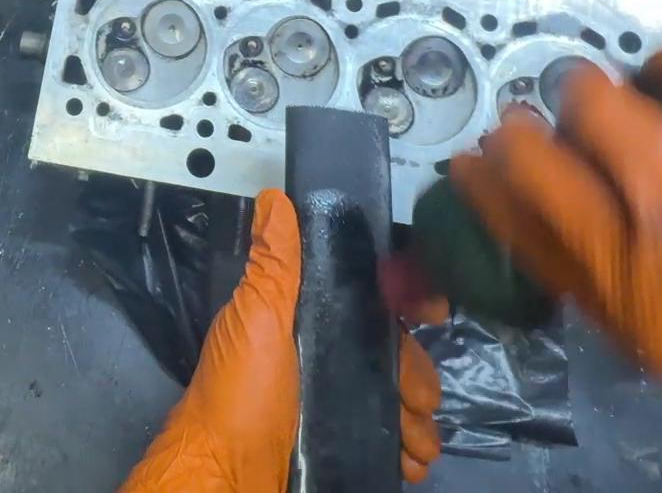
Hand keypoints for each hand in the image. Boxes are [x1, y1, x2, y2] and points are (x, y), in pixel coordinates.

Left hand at [120, 188, 441, 491]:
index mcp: (303, 316)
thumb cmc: (241, 392)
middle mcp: (319, 353)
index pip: (361, 296)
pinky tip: (410, 461)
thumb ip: (273, 261)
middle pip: (387, 350)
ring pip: (394, 397)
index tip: (432, 310)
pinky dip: (407, 449)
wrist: (229, 477)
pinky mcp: (340, 441)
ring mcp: (331, 400)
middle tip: (419, 400)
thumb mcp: (257, 316)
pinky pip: (387, 439)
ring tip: (417, 442)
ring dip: (417, 419)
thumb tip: (274, 196)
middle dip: (415, 372)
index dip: (400, 300)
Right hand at [451, 21, 661, 492]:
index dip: (482, 175)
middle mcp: (660, 232)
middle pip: (541, 144)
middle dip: (534, 127)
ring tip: (626, 94)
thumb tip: (555, 228)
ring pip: (605, 99)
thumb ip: (611, 287)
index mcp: (631, 294)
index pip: (515, 210)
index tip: (477, 156)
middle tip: (560, 124)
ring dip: (598, 93)